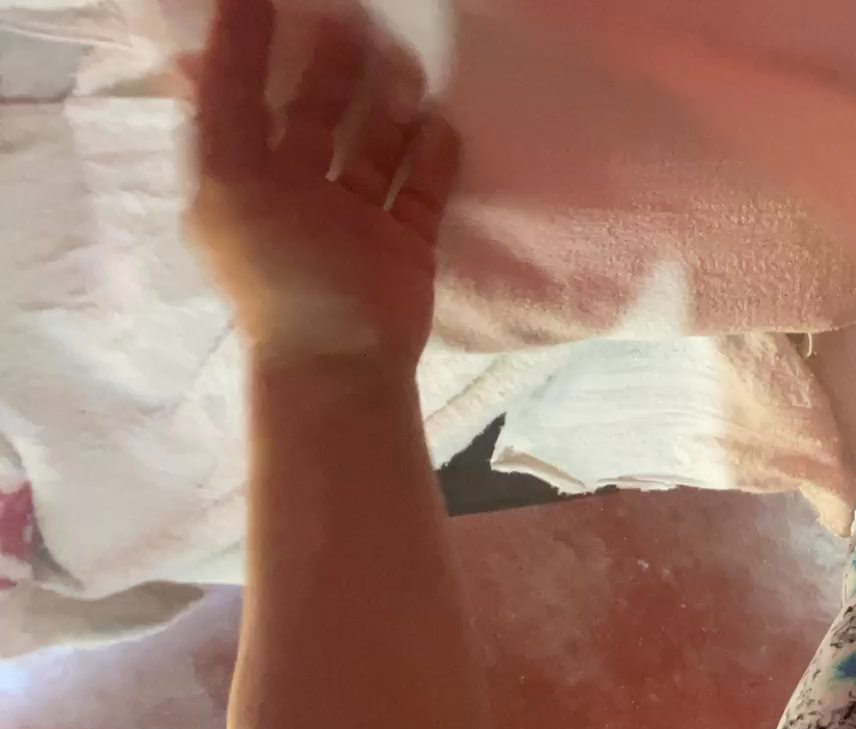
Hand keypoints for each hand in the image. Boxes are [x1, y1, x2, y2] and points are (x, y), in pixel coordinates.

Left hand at [188, 0, 459, 373]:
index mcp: (243, 177)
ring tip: (407, 71)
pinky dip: (433, 163)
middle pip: (314, 118)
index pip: (240, 96)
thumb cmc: (280, 277)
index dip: (247, 45)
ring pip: (373, 151)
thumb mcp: (228, 190)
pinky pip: (419, 193)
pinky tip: (443, 130)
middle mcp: (299, 191)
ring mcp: (357, 219)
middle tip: (353, 27)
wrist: (344, 358)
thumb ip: (223, 122)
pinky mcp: (406, 244)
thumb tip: (203, 58)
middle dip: (330, 73)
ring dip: (388, 112)